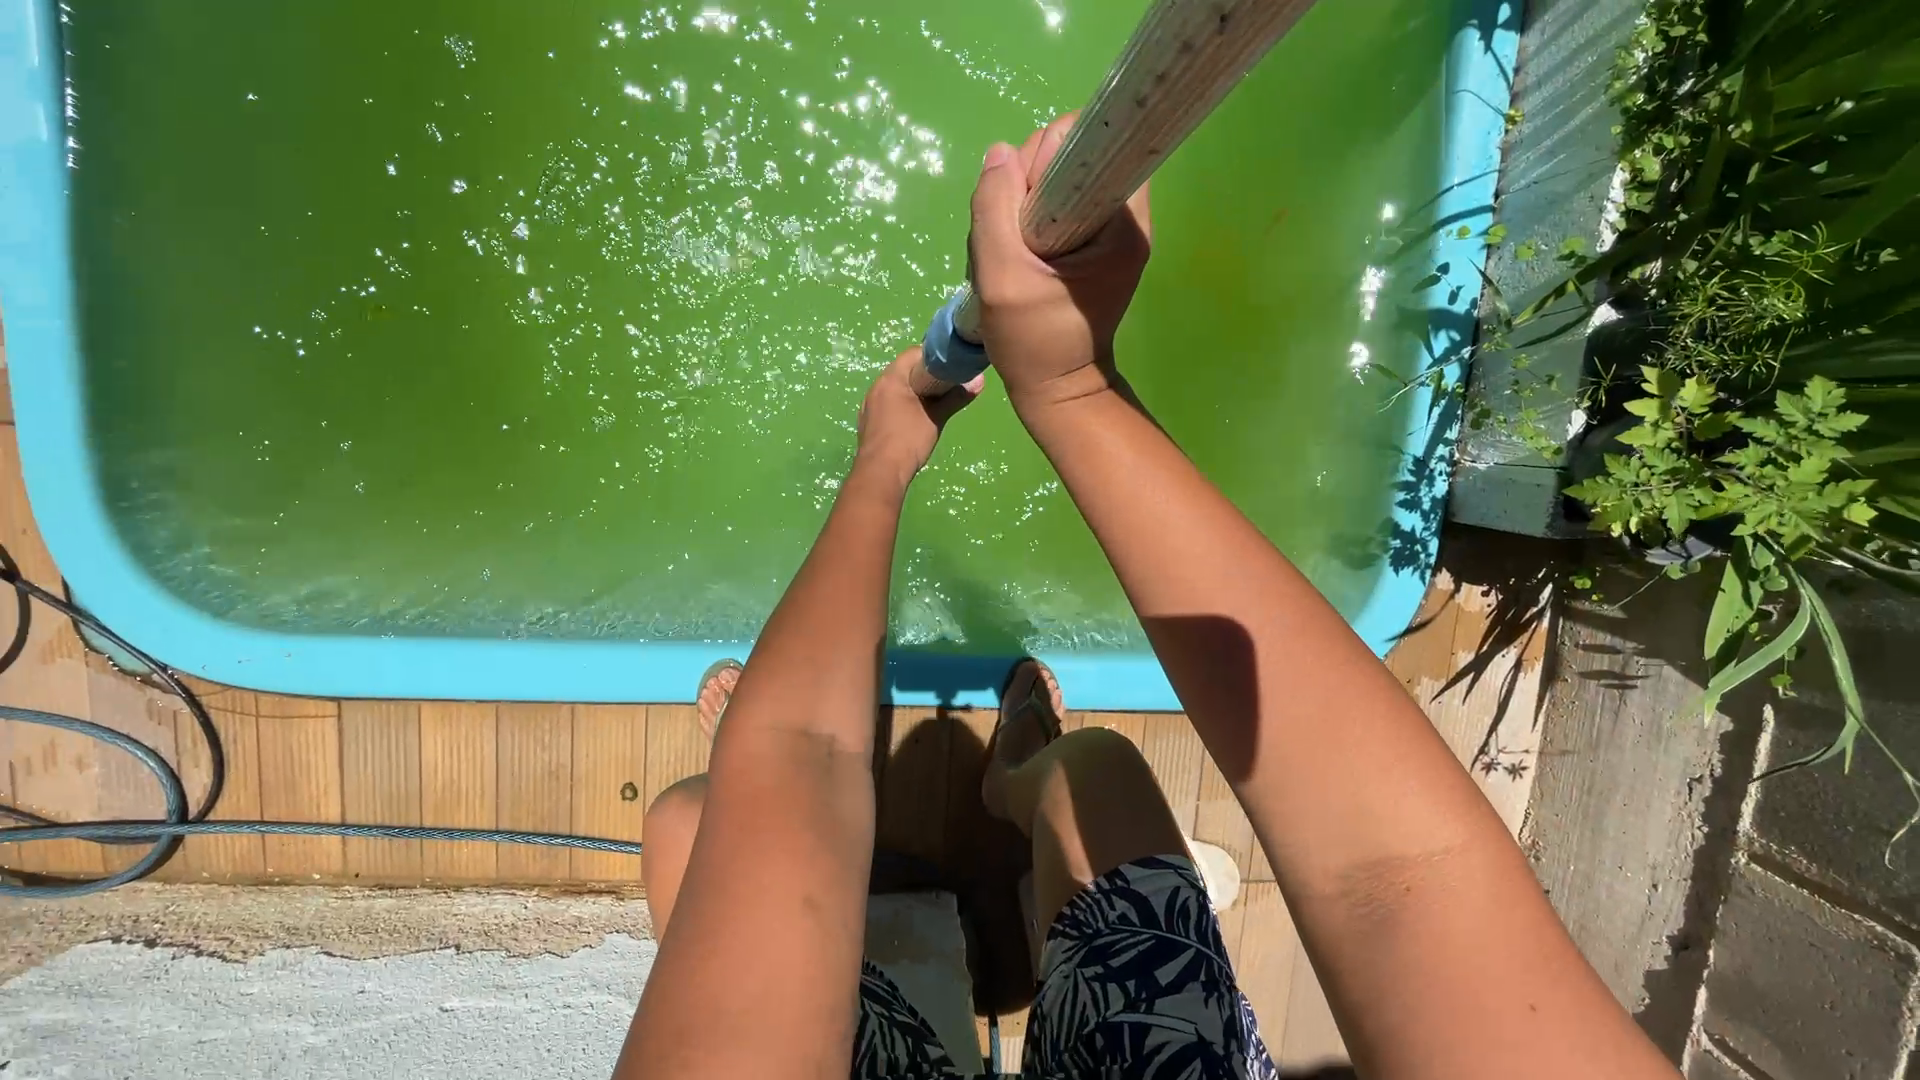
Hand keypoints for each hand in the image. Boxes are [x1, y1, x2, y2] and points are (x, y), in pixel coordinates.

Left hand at [854, 347, 982, 487]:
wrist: (880, 472)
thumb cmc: (908, 440)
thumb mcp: (936, 418)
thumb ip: (956, 398)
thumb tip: (979, 381)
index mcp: (891, 379)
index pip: (912, 354)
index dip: (933, 356)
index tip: (949, 366)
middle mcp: (875, 387)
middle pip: (902, 371)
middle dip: (923, 375)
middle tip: (944, 386)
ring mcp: (868, 405)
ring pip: (894, 389)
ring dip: (912, 392)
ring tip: (930, 404)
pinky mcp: (867, 422)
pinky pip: (886, 404)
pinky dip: (901, 405)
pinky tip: (912, 420)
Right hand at [968, 112, 1151, 411]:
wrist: (1057, 388)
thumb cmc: (1033, 342)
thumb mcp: (1001, 279)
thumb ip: (993, 209)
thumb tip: (999, 154)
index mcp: (1119, 222)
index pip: (1090, 139)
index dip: (1045, 154)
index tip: (1024, 200)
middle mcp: (1125, 215)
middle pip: (1069, 153)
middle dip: (1026, 183)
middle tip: (1011, 236)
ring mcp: (1110, 228)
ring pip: (1057, 178)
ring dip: (1022, 204)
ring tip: (1013, 251)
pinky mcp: (1096, 241)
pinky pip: (1056, 203)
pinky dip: (1029, 219)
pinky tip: (1018, 254)